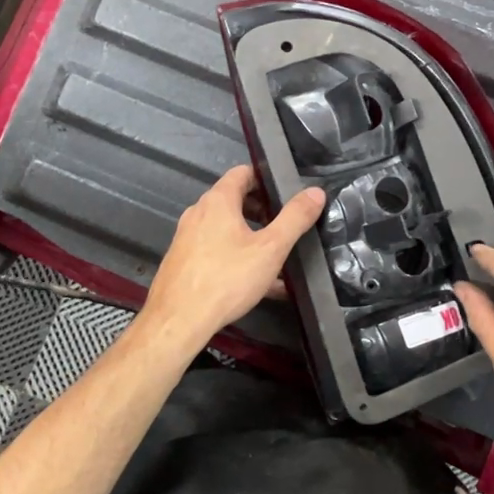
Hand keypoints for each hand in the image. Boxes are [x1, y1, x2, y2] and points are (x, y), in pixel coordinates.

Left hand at [143, 166, 324, 349]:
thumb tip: (315, 192)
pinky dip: (235, 256)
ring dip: (250, 236)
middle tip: (284, 225)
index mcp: (218, 201)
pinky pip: (215, 250)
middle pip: (234, 200)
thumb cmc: (227, 279)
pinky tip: (254, 282)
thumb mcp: (271, 248)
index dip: (266, 178)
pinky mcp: (183, 261)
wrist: (178, 321)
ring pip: (225, 228)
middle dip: (261, 210)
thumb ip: (294, 218)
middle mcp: (198, 213)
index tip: (286, 192)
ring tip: (274, 256)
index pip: (243, 173)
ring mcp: (187, 237)